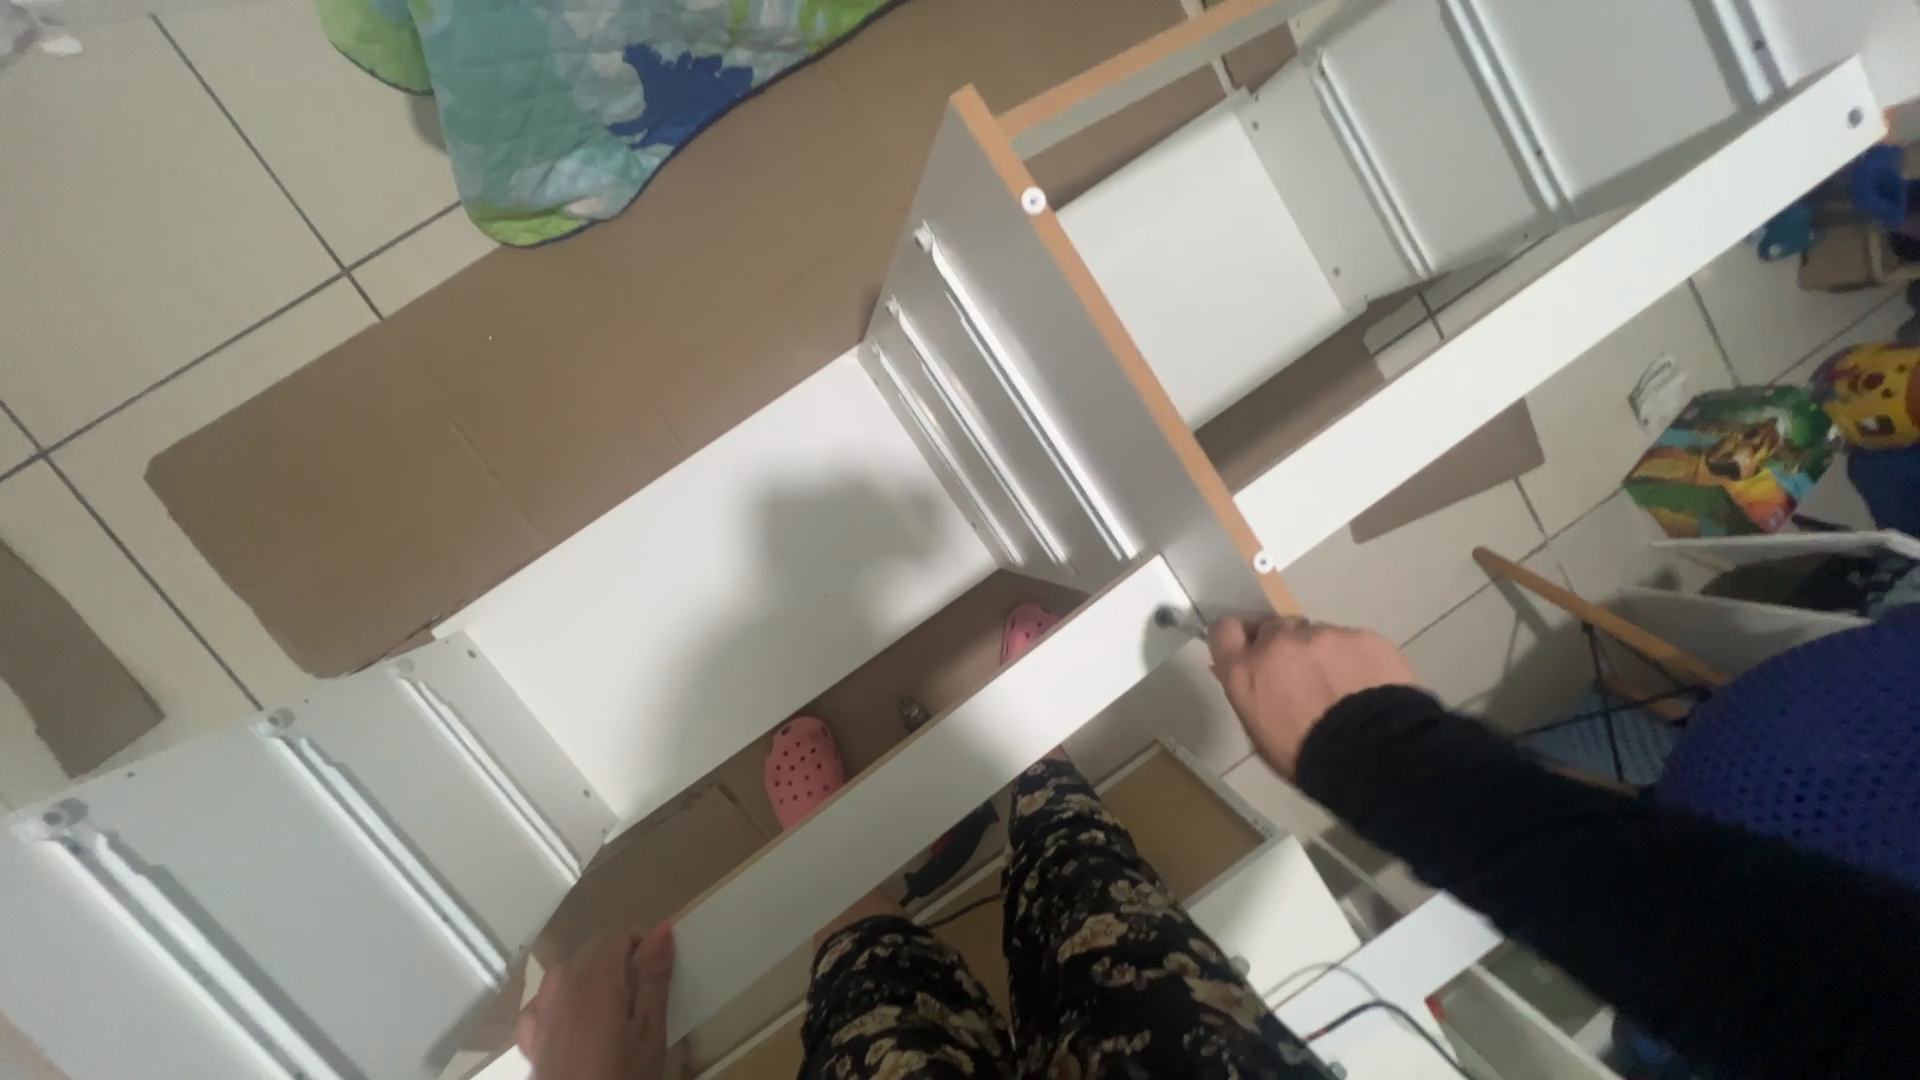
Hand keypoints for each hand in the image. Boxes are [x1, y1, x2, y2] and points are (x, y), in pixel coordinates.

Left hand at [518, 924, 674, 1079]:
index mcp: (594, 982)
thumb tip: (662, 928)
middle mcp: (562, 991)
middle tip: (646, 992)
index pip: (616, 935)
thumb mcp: (650, 1030)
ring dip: (591, 975)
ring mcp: (542, 1019)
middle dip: (620, 958)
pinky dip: (559, 1000)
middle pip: (591, 951)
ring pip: (565, 973)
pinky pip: (541, 1005)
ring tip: (615, 1003)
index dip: (642, 942)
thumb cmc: (622, 1078)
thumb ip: (653, 976)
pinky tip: (573, 1018)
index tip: (660, 970)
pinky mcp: (532, 1046)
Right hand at [1207, 617, 1420, 776]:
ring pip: (1316, 634)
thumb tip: (1243, 677)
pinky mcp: (1361, 636)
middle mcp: (1277, 643)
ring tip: (1345, 685)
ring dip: (1323, 653)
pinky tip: (1370, 685)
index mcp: (1245, 670)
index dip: (1238, 637)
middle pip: (1274, 629)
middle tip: (1303, 675)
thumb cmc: (1305, 757)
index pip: (1224, 630)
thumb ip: (1248, 694)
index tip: (1249, 649)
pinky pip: (1353, 641)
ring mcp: (1321, 635)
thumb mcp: (1259, 732)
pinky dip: (1357, 658)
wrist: (1373, 756)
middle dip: (1284, 647)